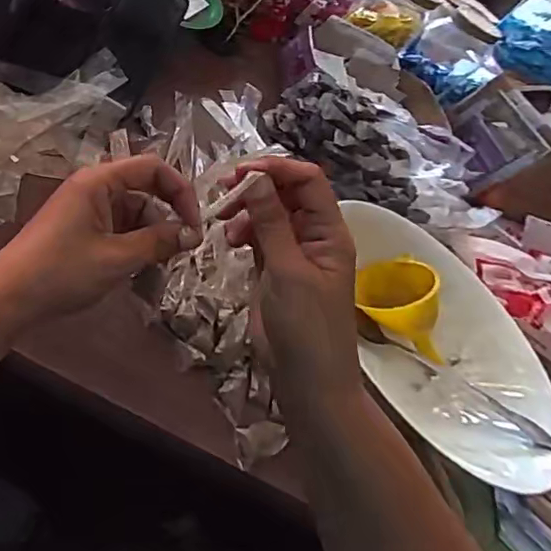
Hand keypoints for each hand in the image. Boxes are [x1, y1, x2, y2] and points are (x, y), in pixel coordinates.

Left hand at [0, 154, 202, 325]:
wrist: (10, 294)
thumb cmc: (62, 271)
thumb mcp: (116, 258)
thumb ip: (157, 242)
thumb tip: (191, 234)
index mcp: (98, 181)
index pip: (152, 167)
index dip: (180, 191)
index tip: (195, 226)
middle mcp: (92, 187)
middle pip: (143, 189)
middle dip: (166, 217)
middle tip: (183, 251)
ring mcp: (84, 207)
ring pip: (132, 211)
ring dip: (150, 234)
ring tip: (159, 266)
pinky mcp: (79, 227)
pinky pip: (116, 226)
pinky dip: (132, 243)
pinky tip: (139, 269)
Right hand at [216, 158, 361, 408]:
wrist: (309, 382)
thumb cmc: (306, 328)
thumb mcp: (286, 271)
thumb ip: (270, 222)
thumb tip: (255, 177)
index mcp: (329, 232)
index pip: (308, 180)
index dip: (276, 168)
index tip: (239, 172)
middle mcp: (313, 235)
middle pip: (285, 191)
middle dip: (254, 185)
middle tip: (222, 191)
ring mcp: (293, 250)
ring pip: (267, 210)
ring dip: (244, 209)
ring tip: (223, 225)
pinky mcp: (274, 266)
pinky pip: (257, 232)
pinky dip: (241, 229)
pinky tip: (230, 242)